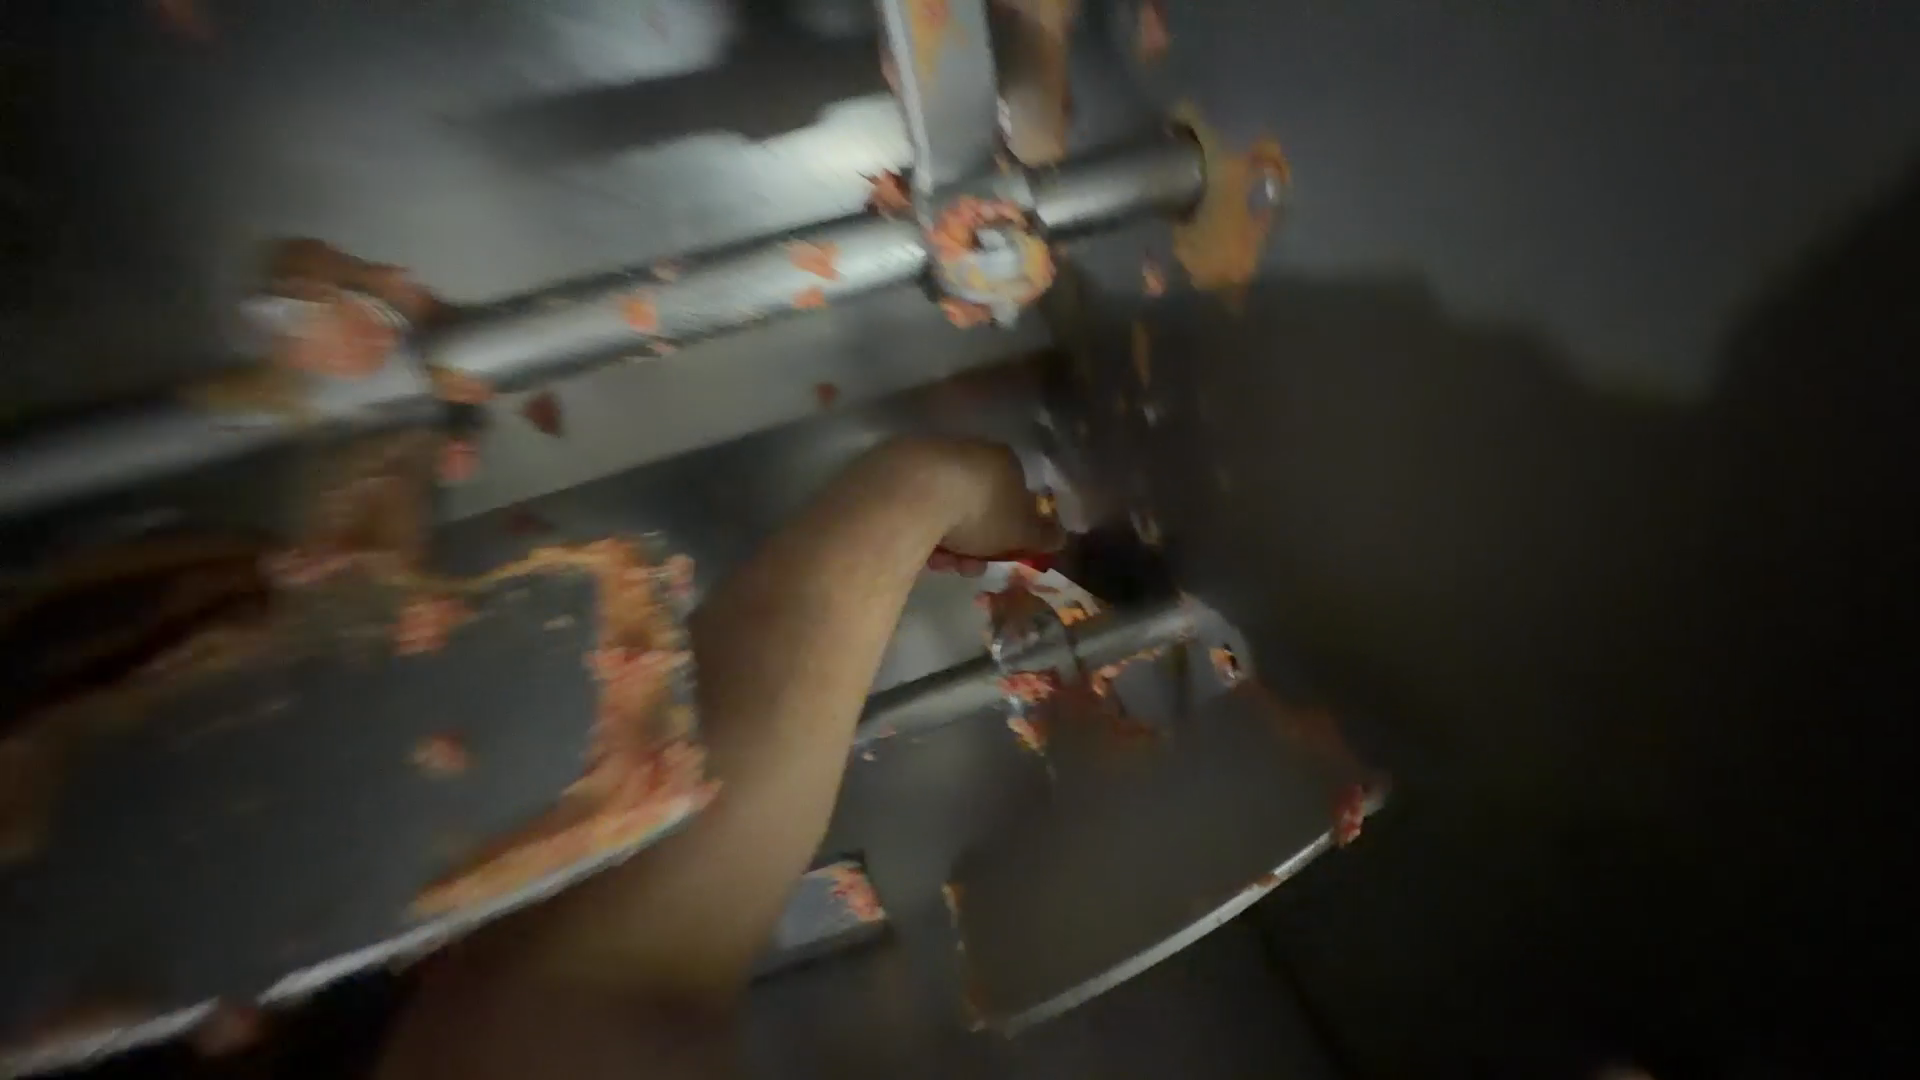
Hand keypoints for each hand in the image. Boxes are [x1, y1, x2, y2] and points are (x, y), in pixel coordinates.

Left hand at [879, 438, 1063, 575]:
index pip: (1015, 494)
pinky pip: (914, 508)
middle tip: (968, 567)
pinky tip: (917, 551)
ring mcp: (927, 459)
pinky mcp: (892, 471)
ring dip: (948, 544)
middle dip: (976, 544)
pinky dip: (919, 531)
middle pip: (977, 506)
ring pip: (944, 510)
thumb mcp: (1023, 531)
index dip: (1011, 530)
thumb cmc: (981, 511)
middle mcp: (967, 452)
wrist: (914, 494)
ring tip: (941, 564)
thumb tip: (1061, 536)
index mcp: (1003, 459)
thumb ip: (1044, 535)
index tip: (1001, 555)